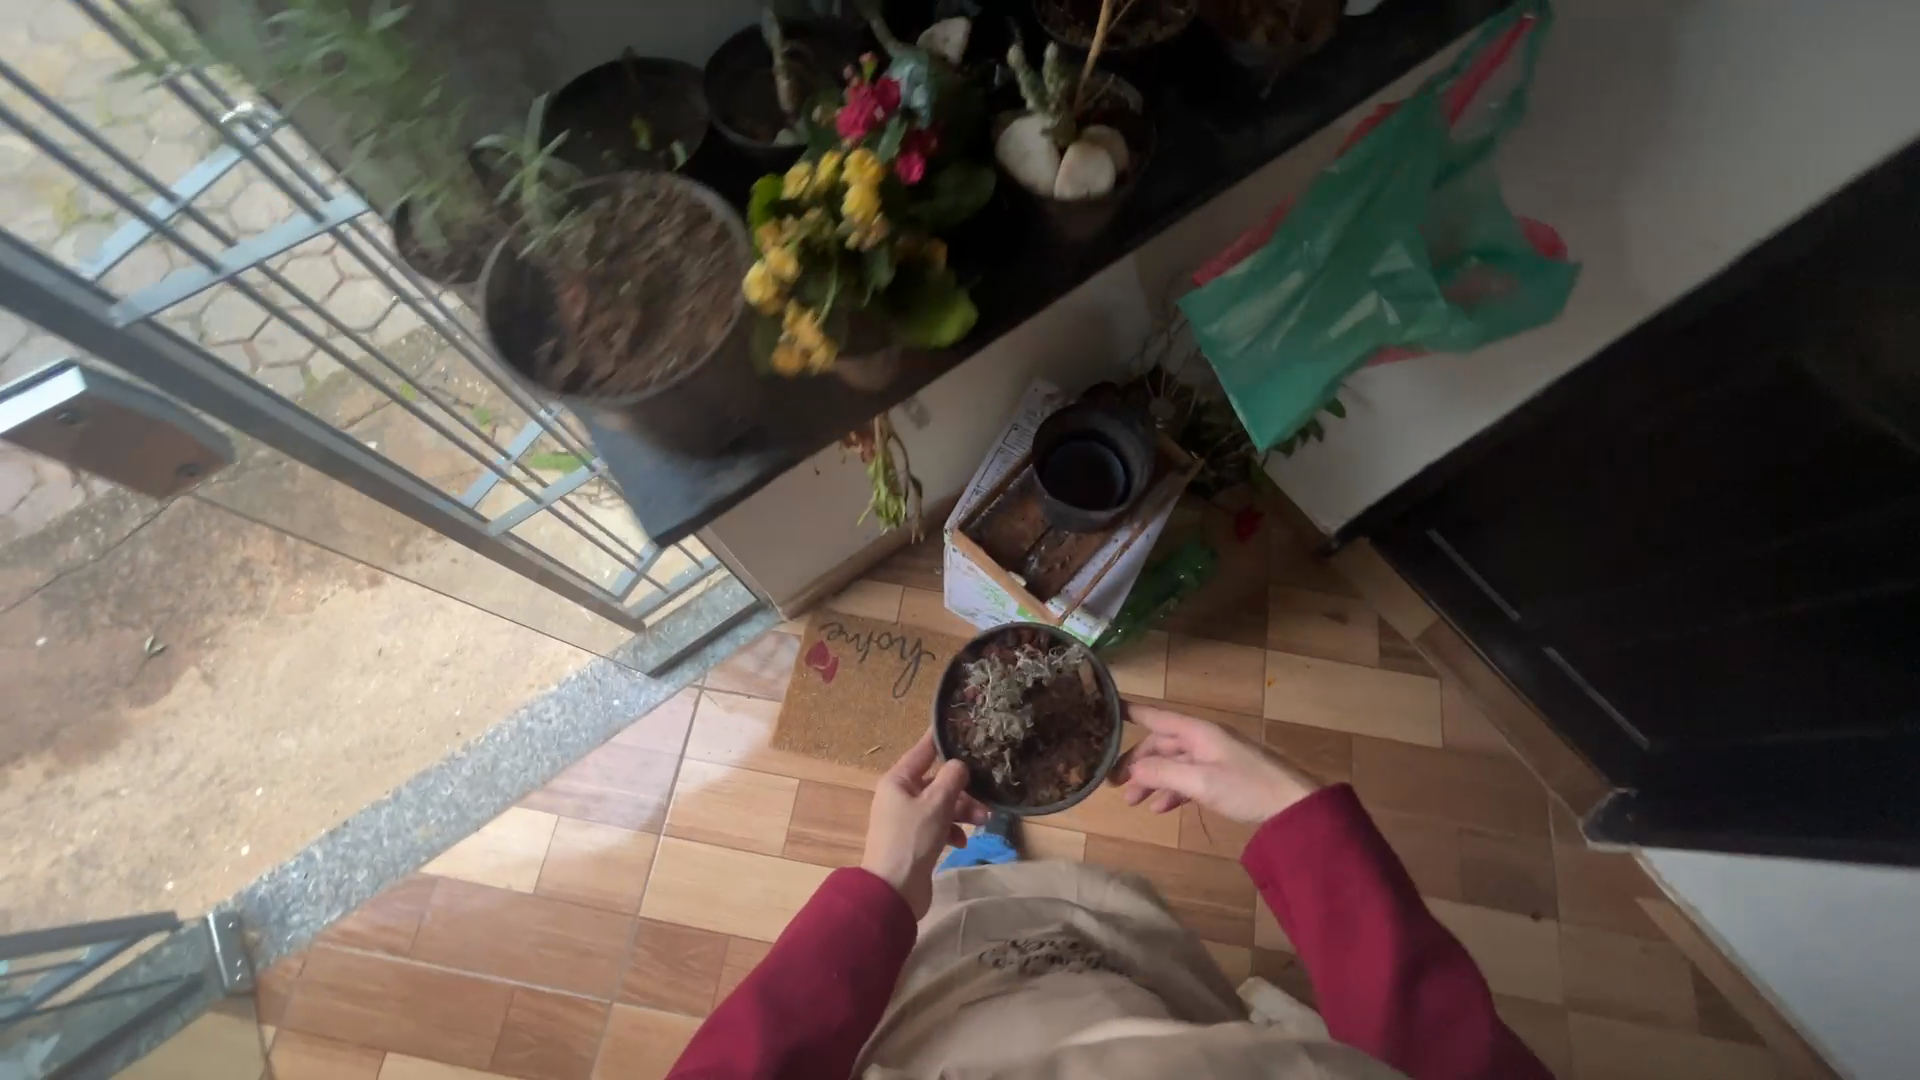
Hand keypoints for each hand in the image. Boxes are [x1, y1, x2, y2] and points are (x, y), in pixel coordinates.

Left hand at [861, 733, 989, 917]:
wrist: (893, 892)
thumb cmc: (912, 840)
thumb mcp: (935, 804)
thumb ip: (952, 778)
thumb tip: (959, 765)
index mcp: (898, 780)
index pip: (923, 750)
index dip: (942, 738)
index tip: (963, 725)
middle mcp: (900, 795)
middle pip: (937, 780)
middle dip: (962, 789)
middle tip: (986, 799)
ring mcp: (907, 819)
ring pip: (941, 804)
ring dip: (962, 810)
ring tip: (984, 821)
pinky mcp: (916, 840)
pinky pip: (939, 825)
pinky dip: (952, 830)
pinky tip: (962, 841)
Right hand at [1111, 704, 1318, 823]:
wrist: (1297, 807)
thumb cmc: (1247, 787)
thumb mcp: (1200, 781)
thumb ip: (1163, 772)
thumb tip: (1131, 769)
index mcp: (1196, 730)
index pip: (1153, 715)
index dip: (1128, 712)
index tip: (1102, 711)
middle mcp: (1202, 737)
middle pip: (1160, 744)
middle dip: (1137, 763)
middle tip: (1115, 785)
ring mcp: (1213, 756)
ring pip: (1172, 763)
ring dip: (1152, 779)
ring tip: (1134, 802)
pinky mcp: (1223, 776)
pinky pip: (1188, 777)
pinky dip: (1172, 790)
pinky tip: (1161, 808)